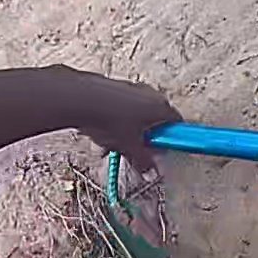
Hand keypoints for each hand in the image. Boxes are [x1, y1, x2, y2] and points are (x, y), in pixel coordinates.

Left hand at [38, 65, 180, 170]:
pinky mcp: (114, 87)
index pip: (176, 124)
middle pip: (156, 119)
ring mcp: (132, 88)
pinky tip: (104, 133)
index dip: (171, 140)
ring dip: (130, 130)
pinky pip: (121, 107)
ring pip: (136, 114)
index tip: (162, 151)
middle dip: (148, 136)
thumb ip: (143, 161)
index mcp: (161, 108)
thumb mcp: (130, 148)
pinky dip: (116, 120)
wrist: (81, 99)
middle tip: (139, 151)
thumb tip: (150, 170)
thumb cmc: (110, 119)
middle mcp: (150, 94)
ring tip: (115, 144)